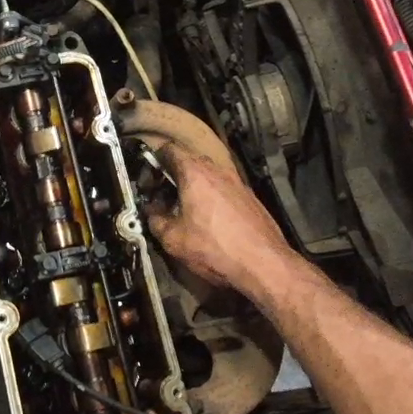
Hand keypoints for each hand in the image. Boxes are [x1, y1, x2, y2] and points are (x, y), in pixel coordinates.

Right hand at [145, 141, 294, 295]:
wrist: (263, 263)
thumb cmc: (215, 248)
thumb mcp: (174, 239)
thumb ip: (156, 221)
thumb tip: (152, 213)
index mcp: (195, 173)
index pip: (170, 150)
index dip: (155, 157)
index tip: (148, 172)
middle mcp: (218, 170)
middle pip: (191, 161)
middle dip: (175, 174)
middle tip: (164, 194)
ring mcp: (238, 183)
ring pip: (210, 176)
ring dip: (196, 187)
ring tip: (186, 209)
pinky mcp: (251, 198)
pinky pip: (225, 189)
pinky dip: (213, 197)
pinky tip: (211, 220)